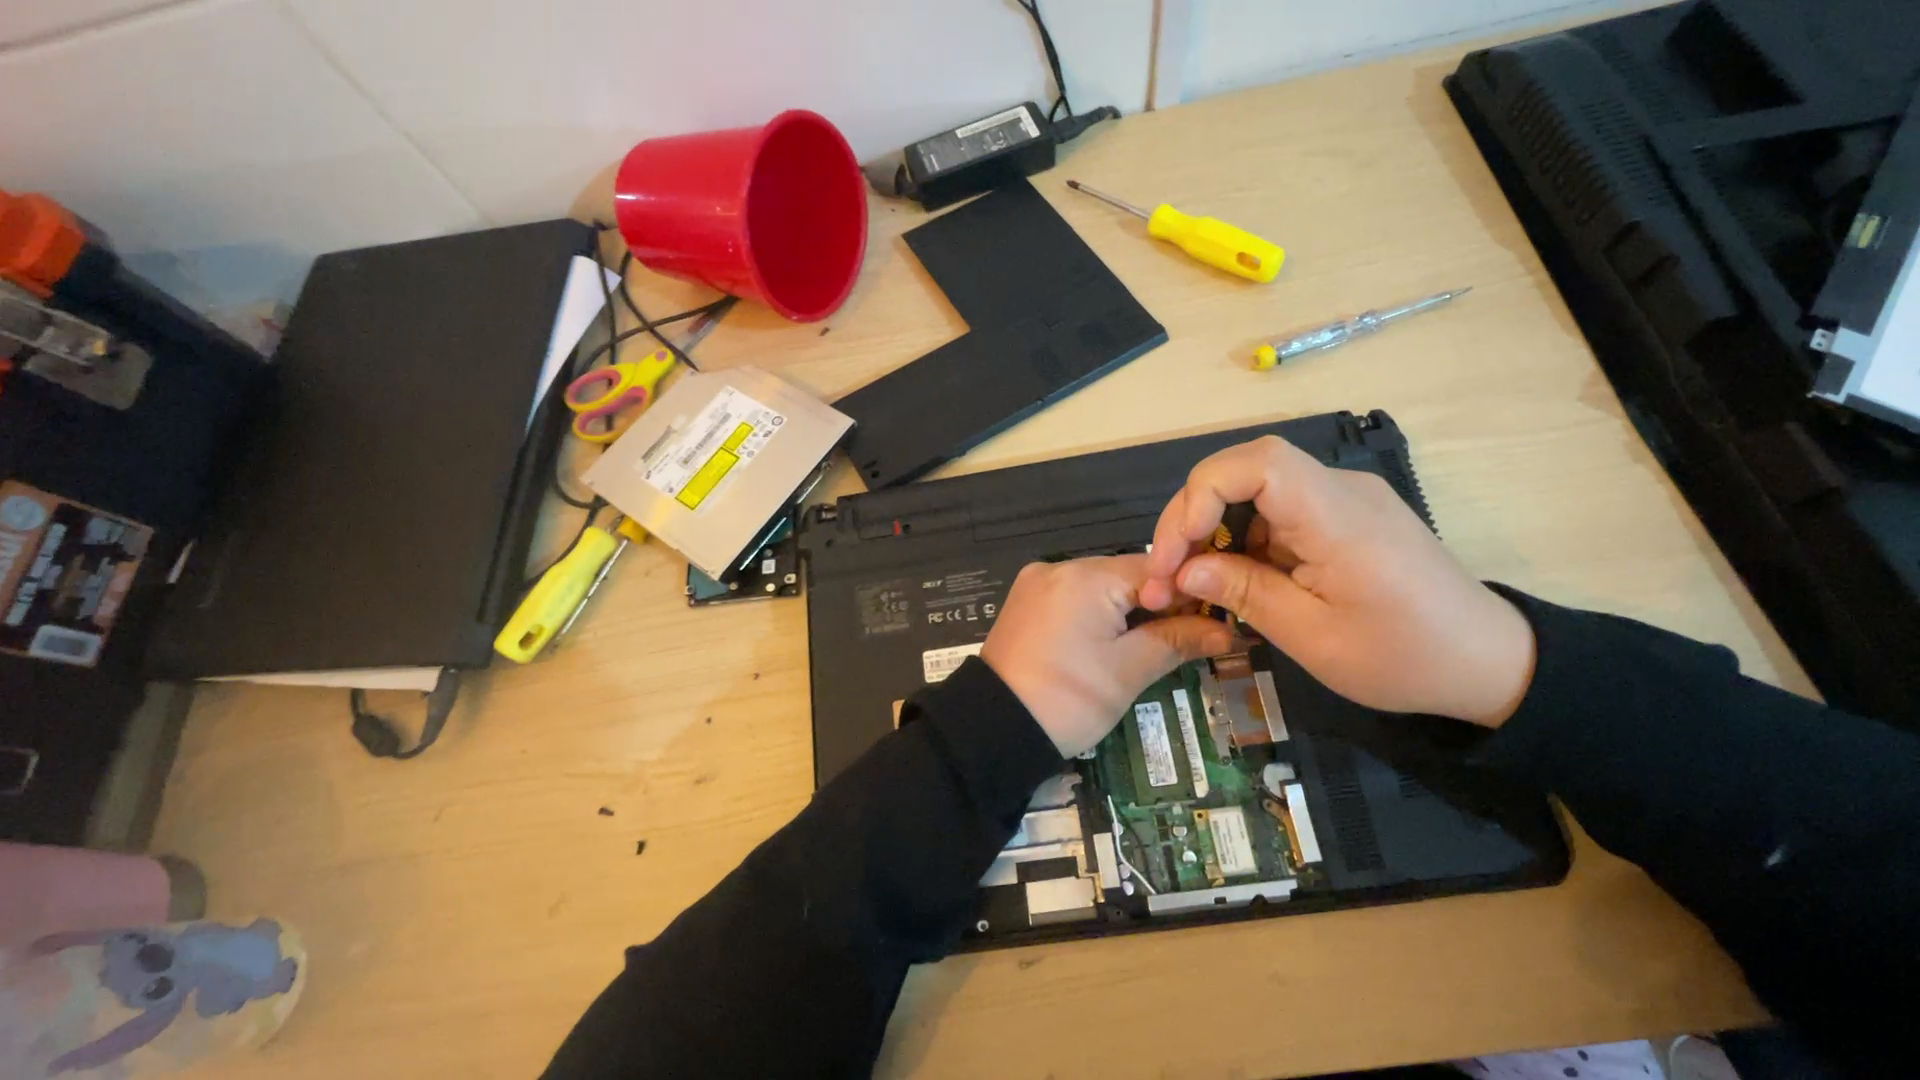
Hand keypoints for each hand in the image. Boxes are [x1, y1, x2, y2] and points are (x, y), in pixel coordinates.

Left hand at [981, 555, 1233, 756]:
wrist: (993, 728)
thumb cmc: (1068, 699)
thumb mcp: (1128, 672)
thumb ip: (1178, 641)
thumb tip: (1228, 630)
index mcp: (1087, 576)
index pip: (1157, 569)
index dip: (1190, 593)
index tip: (1217, 620)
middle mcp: (1060, 566)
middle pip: (1129, 575)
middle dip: (1160, 603)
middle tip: (1192, 638)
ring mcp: (1038, 583)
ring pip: (1102, 587)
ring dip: (1130, 610)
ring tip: (1155, 645)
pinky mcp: (1026, 603)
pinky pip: (1075, 598)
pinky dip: (1099, 615)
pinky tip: (1113, 643)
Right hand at [1139, 436, 1535, 727]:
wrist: (1488, 661)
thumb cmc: (1403, 657)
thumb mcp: (1314, 637)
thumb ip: (1245, 592)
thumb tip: (1185, 568)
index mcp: (1338, 516)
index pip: (1257, 464)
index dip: (1202, 494)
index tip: (1178, 553)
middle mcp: (1341, 491)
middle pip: (1246, 471)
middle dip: (1193, 516)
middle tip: (1167, 574)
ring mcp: (1345, 500)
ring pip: (1255, 491)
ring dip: (1213, 530)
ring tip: (1191, 582)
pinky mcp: (1346, 516)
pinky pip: (1279, 511)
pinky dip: (1244, 539)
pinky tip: (1235, 579)